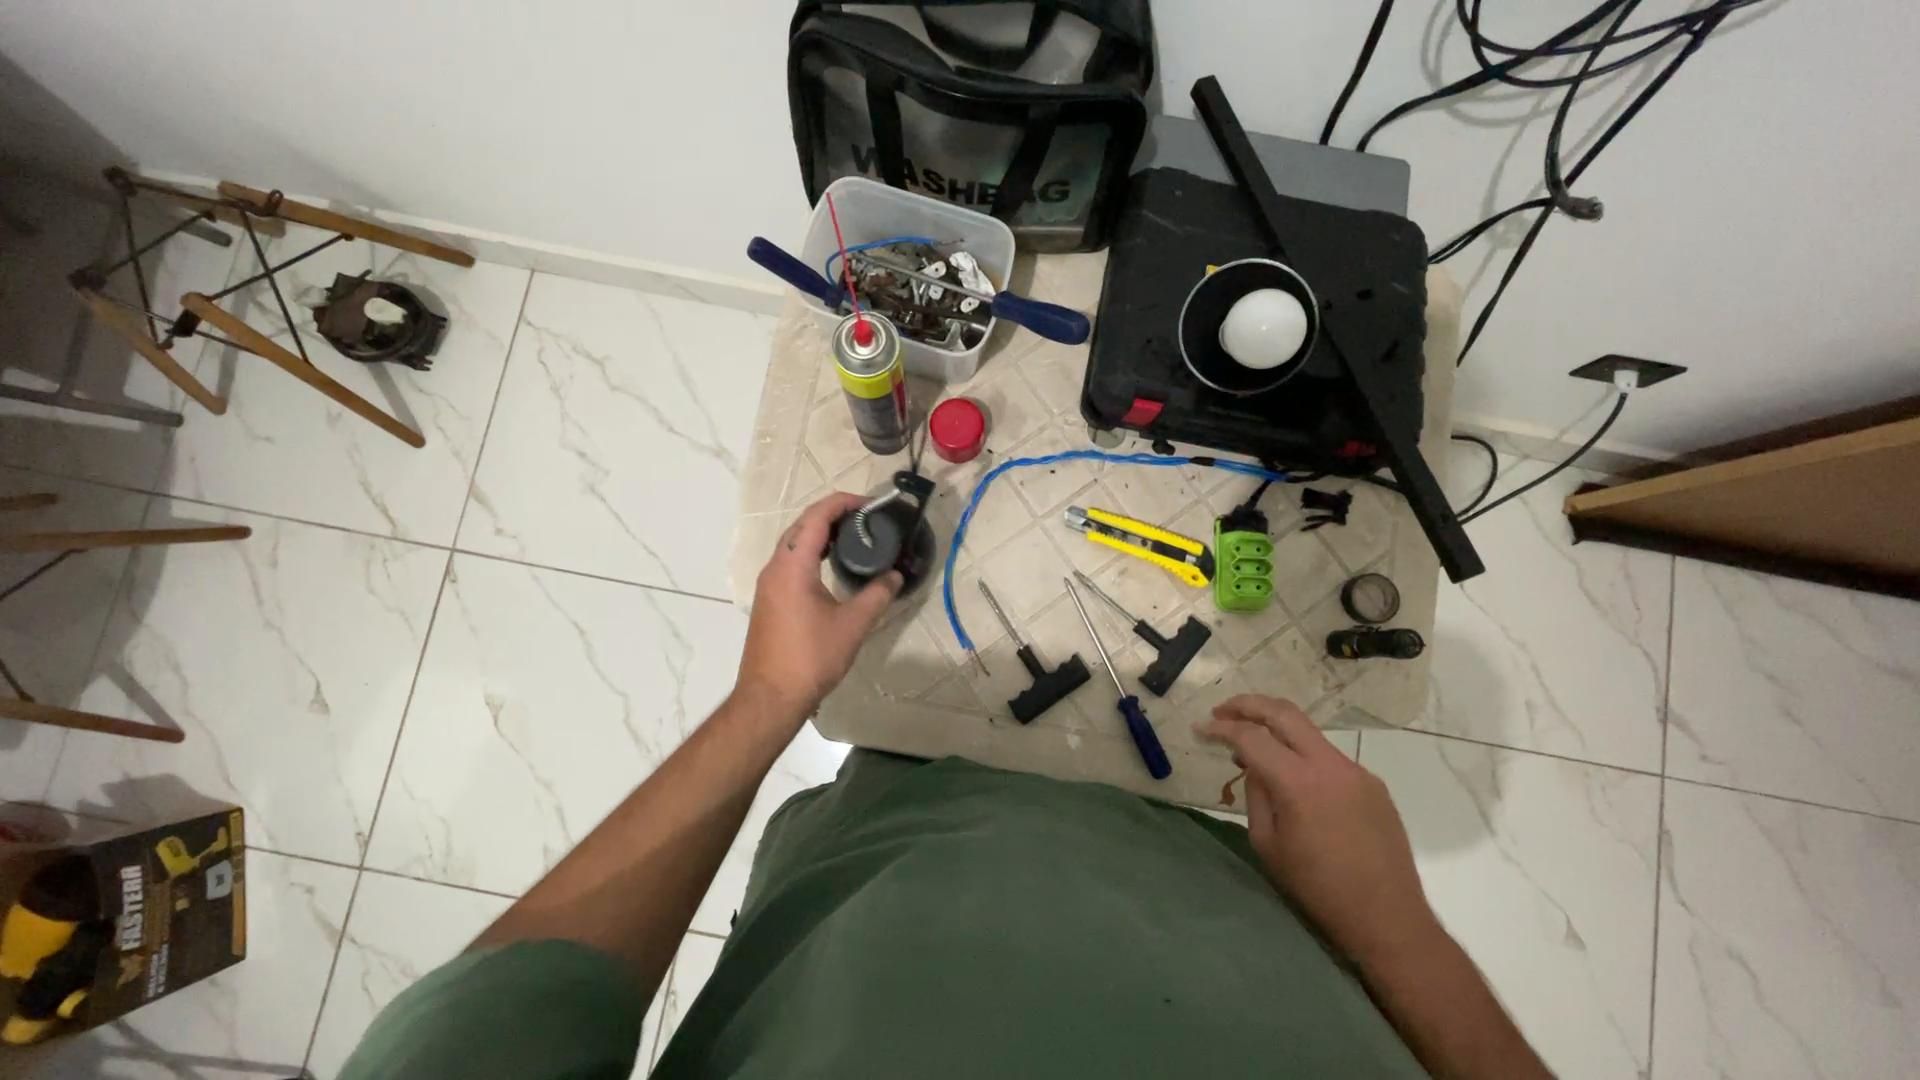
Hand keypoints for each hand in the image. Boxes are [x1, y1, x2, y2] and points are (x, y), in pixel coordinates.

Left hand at [735, 493, 901, 722]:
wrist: (770, 696)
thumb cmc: (811, 658)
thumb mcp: (852, 625)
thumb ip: (877, 595)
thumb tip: (895, 576)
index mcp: (792, 566)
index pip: (816, 517)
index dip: (842, 503)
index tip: (869, 504)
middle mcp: (775, 568)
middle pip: (802, 525)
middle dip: (832, 514)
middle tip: (865, 519)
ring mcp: (768, 584)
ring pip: (793, 544)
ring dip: (820, 533)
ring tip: (853, 537)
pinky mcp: (769, 599)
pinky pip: (789, 561)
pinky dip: (811, 552)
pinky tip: (831, 565)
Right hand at [1199, 695, 1438, 964]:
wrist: (1387, 917)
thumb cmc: (1317, 888)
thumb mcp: (1267, 844)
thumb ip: (1256, 795)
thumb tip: (1254, 766)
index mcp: (1298, 782)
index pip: (1251, 736)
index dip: (1221, 727)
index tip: (1201, 727)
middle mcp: (1329, 764)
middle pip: (1284, 712)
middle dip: (1248, 705)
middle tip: (1223, 710)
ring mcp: (1356, 771)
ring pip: (1309, 733)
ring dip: (1277, 729)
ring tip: (1254, 746)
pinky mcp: (1373, 784)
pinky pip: (1329, 759)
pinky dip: (1303, 756)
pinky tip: (1294, 781)